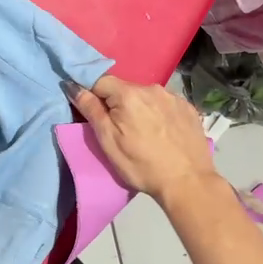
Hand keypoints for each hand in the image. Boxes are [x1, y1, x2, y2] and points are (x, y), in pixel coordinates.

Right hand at [67, 76, 216, 200]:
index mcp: (128, 94)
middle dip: (117, 103)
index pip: (99, 81)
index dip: (93, 95)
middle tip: (119, 129)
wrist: (188, 182)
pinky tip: (162, 131)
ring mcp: (173, 96)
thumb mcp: (108, 141)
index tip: (94, 113)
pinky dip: (158, 112)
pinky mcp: (188, 107)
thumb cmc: (141, 165)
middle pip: (123, 88)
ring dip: (138, 107)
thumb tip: (73, 86)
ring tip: (143, 132)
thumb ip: (91, 110)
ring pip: (145, 95)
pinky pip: (164, 103)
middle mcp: (151, 88)